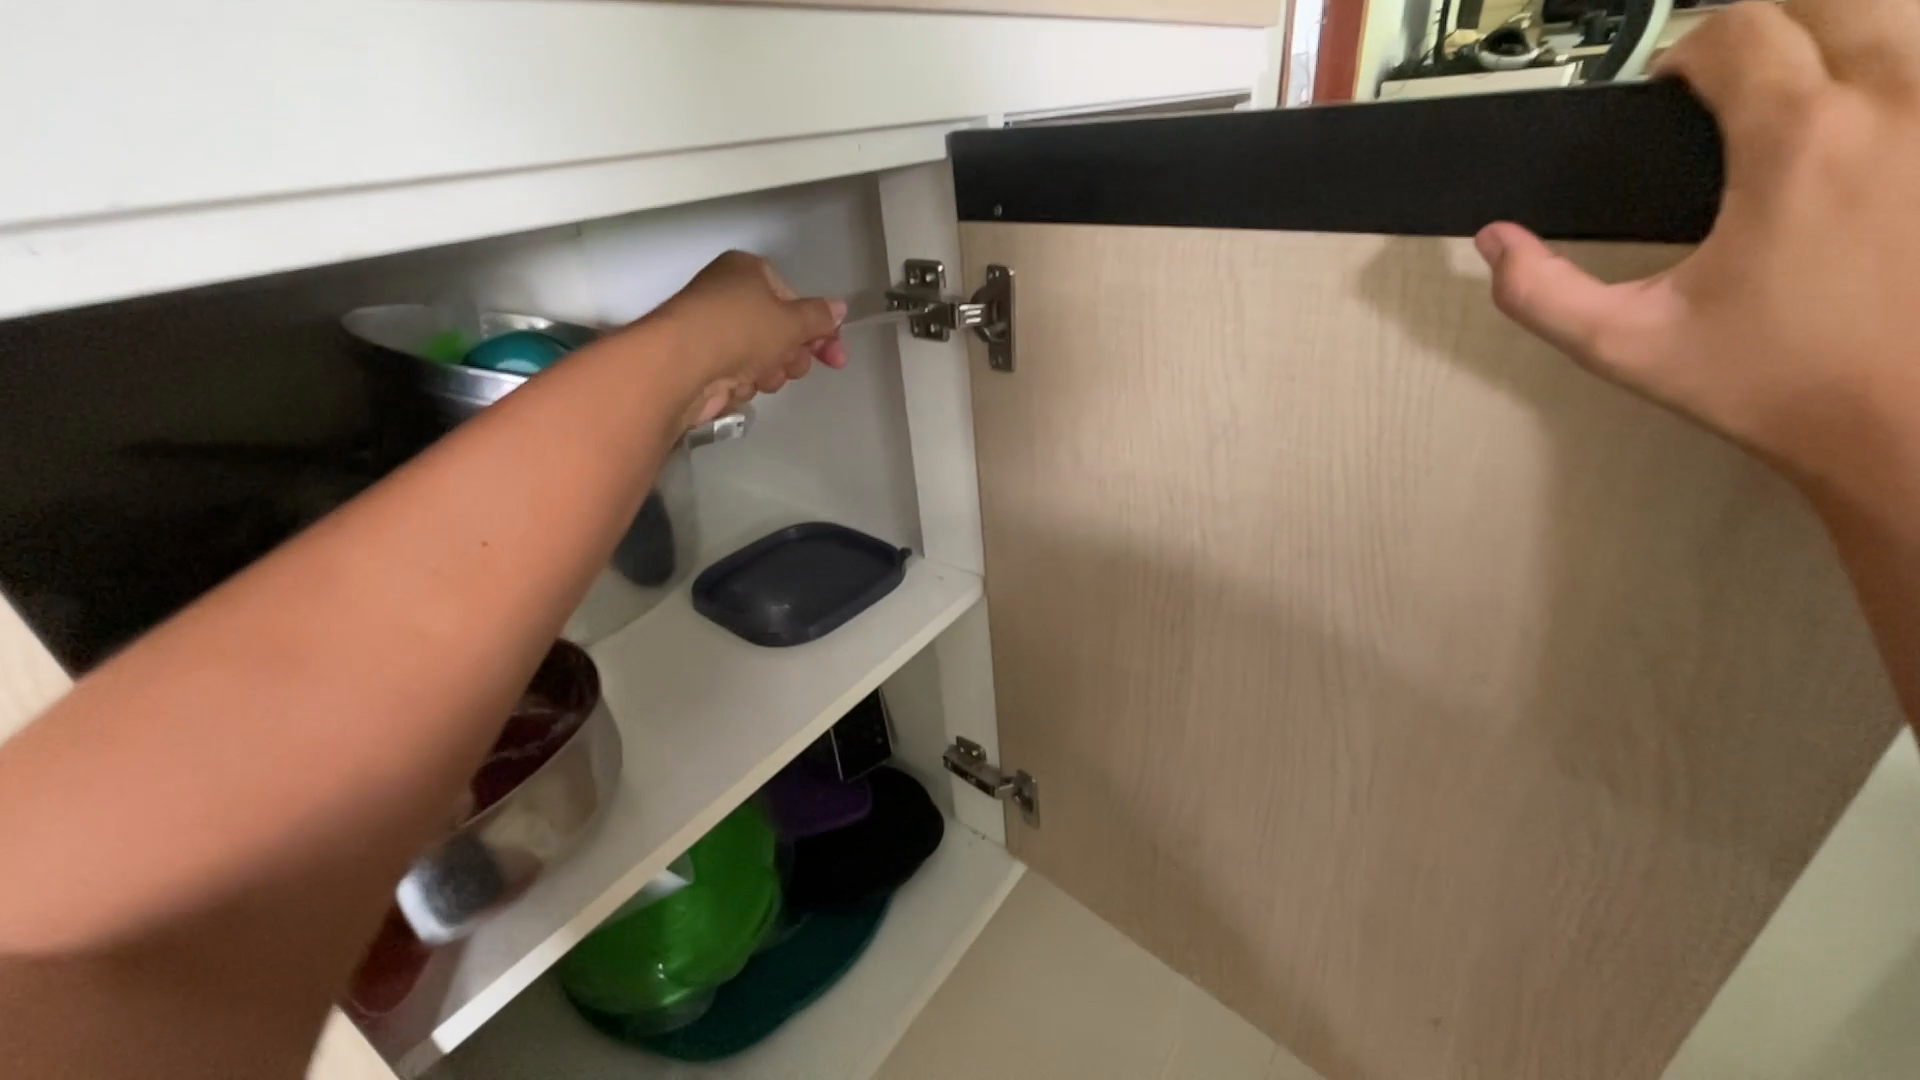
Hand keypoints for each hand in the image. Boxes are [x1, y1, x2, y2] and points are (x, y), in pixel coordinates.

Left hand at [643, 251, 848, 427]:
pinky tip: (735, 383)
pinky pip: (740, 375)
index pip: (794, 300)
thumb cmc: (739, 330)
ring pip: (763, 359)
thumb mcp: (792, 320)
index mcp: (748, 272)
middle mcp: (729, 296)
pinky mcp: (705, 363)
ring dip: (769, 372)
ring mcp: (715, 331)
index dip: (818, 330)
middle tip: (788, 363)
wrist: (682, 366)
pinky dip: (743, 382)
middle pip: (780, 332)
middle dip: (790, 355)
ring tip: (757, 373)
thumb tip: (838, 309)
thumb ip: (820, 317)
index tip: (835, 356)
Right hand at [1476, 0, 1919, 497]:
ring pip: (1907, 15)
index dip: (1688, 49)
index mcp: (1797, 144)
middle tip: (1732, 76)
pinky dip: (1896, 63)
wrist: (1905, 420)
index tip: (1669, 92)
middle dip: (1771, 22)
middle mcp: (1900, 101)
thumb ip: (1540, 292)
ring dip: (1843, 32)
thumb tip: (1492, 240)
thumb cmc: (1762, 381)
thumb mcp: (1622, 345)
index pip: (1742, 32)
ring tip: (1799, 87)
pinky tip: (1860, 118)